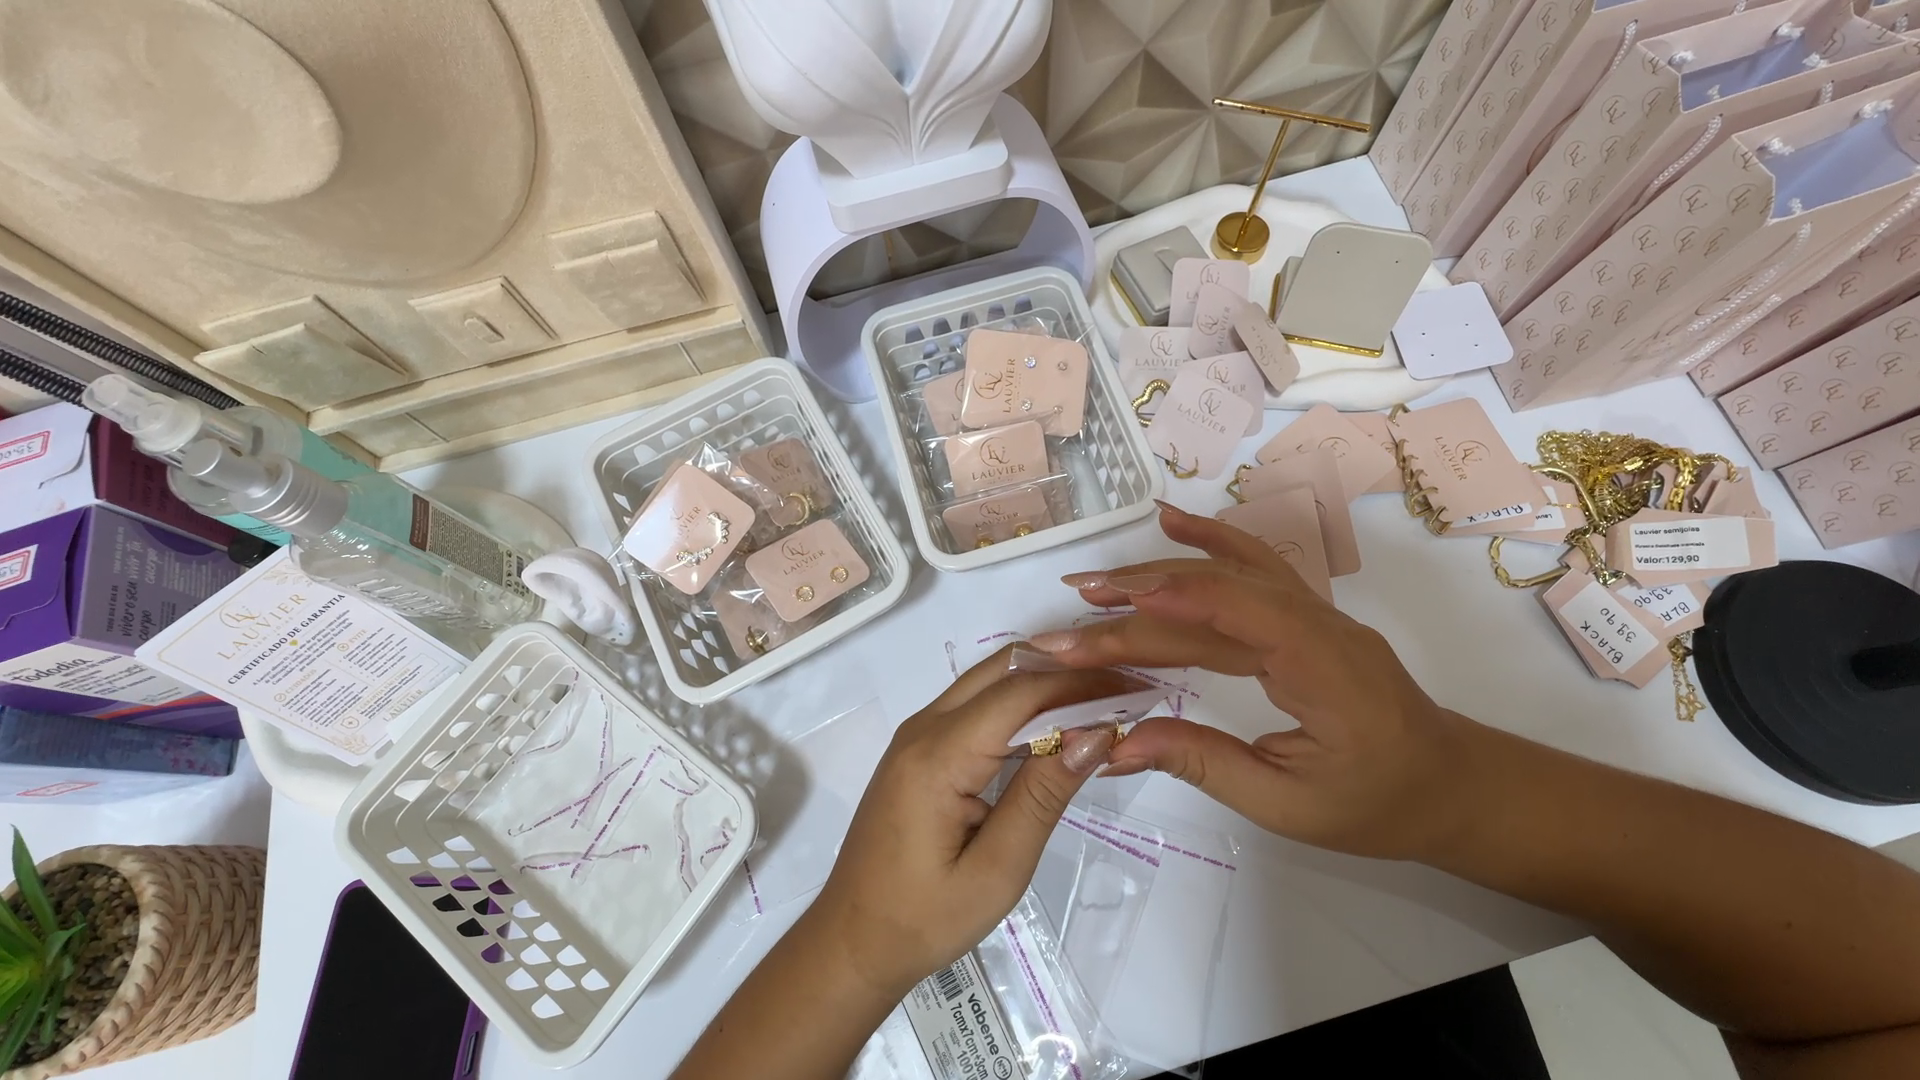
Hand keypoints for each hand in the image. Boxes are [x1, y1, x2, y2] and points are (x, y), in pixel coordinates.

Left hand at [802, 648, 1132, 998]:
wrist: (854, 939)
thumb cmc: (925, 918)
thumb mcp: (997, 869)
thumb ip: (1043, 796)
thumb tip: (1096, 735)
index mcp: (938, 756)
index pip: (1020, 693)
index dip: (1080, 686)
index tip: (1135, 693)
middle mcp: (923, 728)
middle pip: (1002, 671)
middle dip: (1066, 673)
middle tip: (1125, 690)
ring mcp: (917, 734)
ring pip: (988, 681)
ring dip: (1044, 683)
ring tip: (1102, 702)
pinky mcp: (919, 747)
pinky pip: (975, 705)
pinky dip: (1020, 704)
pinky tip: (1056, 723)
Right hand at [1026, 503, 1475, 861]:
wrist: (1451, 784)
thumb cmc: (1376, 803)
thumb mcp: (1287, 803)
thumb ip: (1201, 762)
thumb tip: (1115, 743)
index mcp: (1324, 669)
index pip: (1234, 617)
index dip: (1164, 608)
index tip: (1099, 615)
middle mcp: (1319, 624)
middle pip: (1218, 593)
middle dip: (1140, 599)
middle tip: (1073, 612)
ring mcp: (1315, 612)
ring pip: (1229, 573)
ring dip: (1159, 571)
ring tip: (1097, 581)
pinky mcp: (1303, 615)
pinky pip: (1252, 568)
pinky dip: (1210, 542)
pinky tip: (1172, 525)